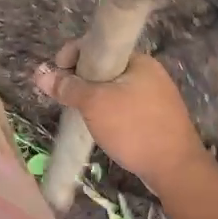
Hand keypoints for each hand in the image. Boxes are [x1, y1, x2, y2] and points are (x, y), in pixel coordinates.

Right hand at [33, 44, 210, 191]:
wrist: (178, 173)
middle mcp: (149, 73)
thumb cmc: (134, 128)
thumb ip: (66, 87)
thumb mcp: (93, 103)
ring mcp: (157, 97)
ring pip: (113, 87)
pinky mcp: (158, 118)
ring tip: (80, 112)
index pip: (96, 45)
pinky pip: (124, 105)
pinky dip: (109, 110)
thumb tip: (39, 74)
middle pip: (103, 67)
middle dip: (80, 79)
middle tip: (66, 96)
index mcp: (138, 61)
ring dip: (93, 96)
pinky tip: (101, 124)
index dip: (72, 56)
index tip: (58, 75)